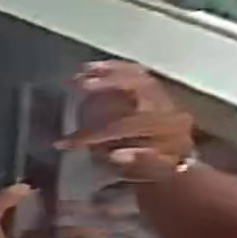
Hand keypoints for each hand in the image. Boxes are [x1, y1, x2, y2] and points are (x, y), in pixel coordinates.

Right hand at [61, 61, 195, 181]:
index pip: (127, 126)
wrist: (174, 160)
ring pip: (138, 79)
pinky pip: (137, 74)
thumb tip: (117, 155)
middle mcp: (167, 109)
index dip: (93, 134)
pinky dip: (116, 68)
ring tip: (82, 71)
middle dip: (110, 85)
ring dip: (110, 73)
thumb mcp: (147, 170)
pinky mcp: (152, 92)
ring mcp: (161, 99)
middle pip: (141, 90)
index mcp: (165, 130)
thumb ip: (137, 162)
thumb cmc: (154, 167)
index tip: (62, 143)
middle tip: (80, 82)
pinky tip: (95, 67)